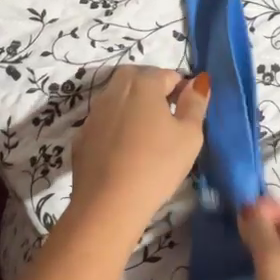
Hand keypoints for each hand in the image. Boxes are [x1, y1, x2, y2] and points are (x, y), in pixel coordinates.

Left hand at [67, 65, 209, 234]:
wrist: (108, 204)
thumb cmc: (157, 165)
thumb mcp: (190, 135)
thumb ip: (195, 103)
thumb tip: (198, 82)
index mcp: (143, 83)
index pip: (169, 75)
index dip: (183, 91)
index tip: (189, 114)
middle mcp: (115, 89)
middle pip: (139, 78)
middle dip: (155, 90)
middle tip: (169, 119)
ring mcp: (94, 112)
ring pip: (119, 98)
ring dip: (134, 107)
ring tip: (148, 136)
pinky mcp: (81, 135)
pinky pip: (105, 121)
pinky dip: (116, 127)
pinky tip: (124, 151)